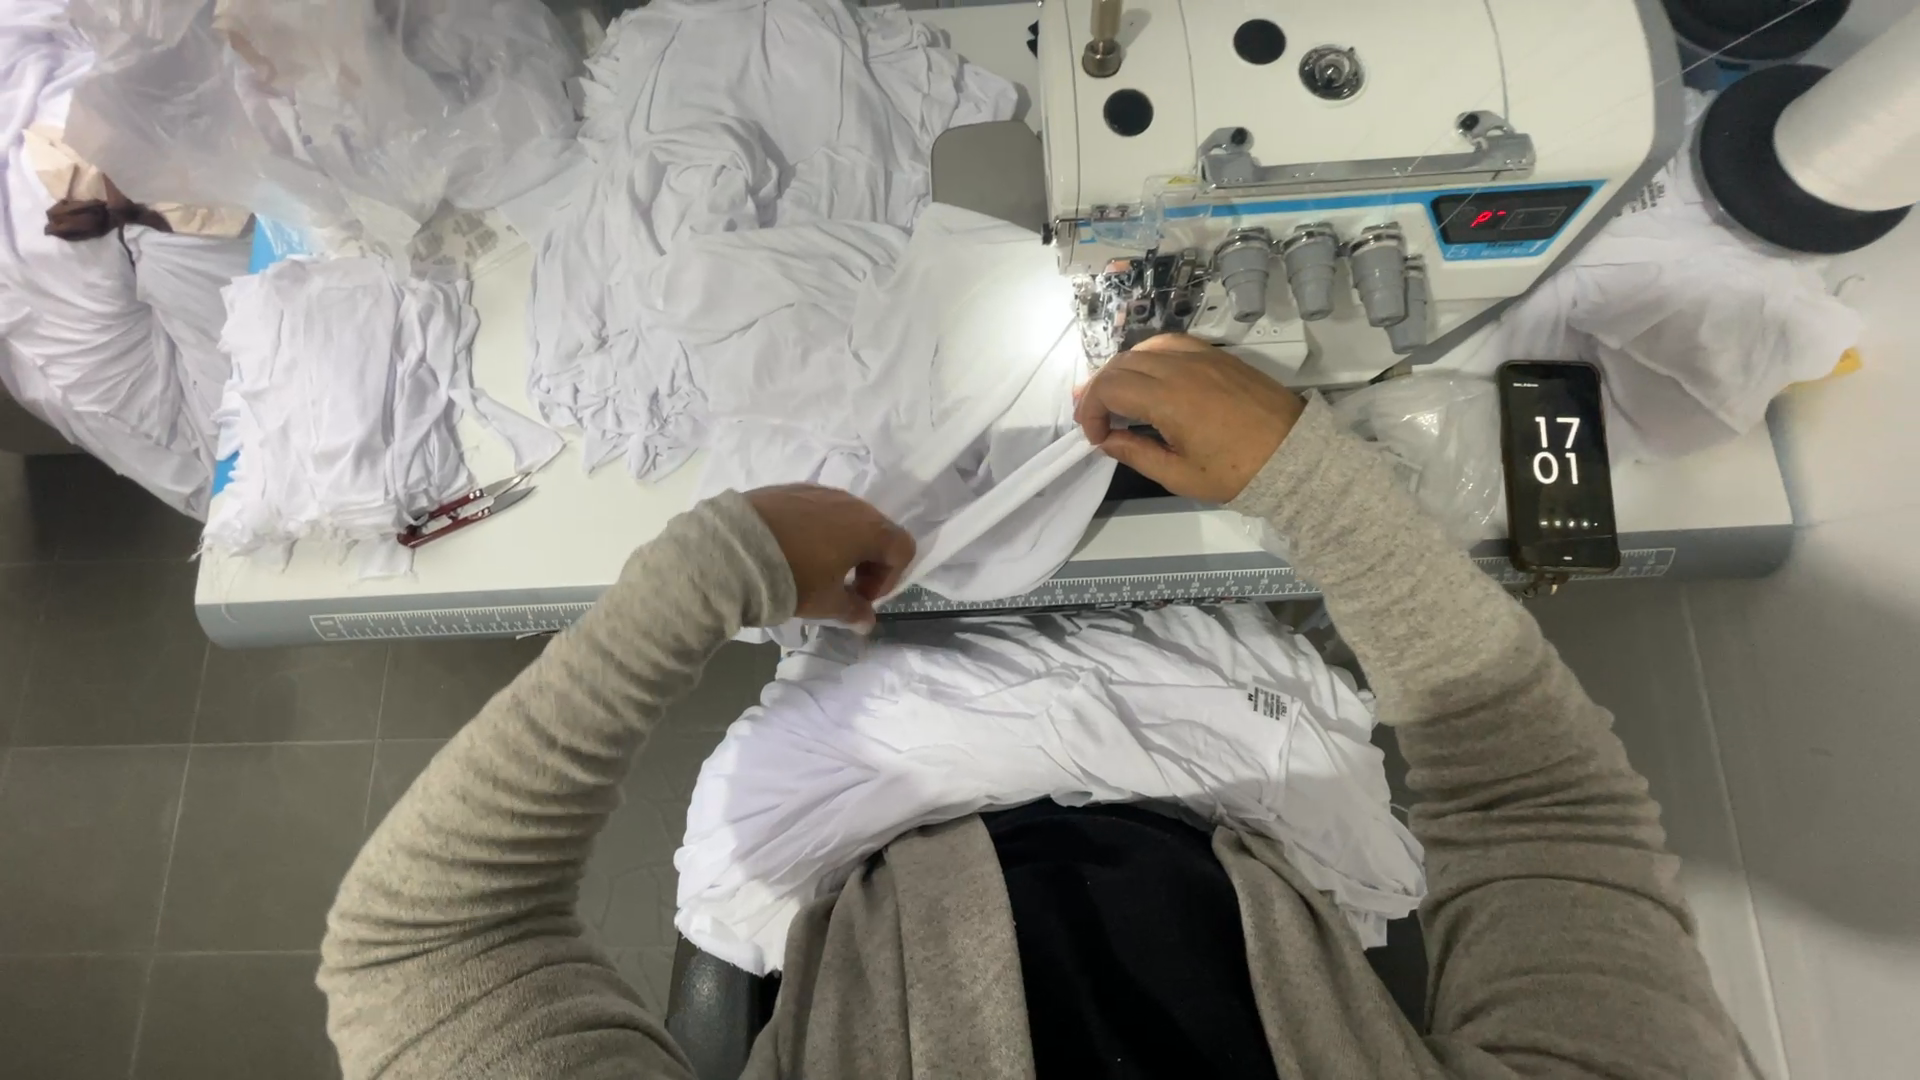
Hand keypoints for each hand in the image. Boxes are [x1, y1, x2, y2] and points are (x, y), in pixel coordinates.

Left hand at [745, 485, 915, 629]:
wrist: (733, 550)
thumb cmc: (793, 578)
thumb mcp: (826, 603)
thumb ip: (853, 611)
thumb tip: (866, 622)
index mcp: (869, 528)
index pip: (903, 548)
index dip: (890, 579)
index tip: (862, 598)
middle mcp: (851, 503)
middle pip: (877, 531)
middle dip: (867, 562)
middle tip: (842, 587)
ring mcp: (820, 492)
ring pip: (846, 519)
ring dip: (842, 545)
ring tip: (814, 569)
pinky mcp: (791, 489)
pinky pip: (818, 510)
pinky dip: (816, 530)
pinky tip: (791, 550)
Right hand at [1074, 334, 1305, 501]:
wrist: (1295, 455)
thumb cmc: (1237, 472)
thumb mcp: (1179, 475)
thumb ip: (1136, 453)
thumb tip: (1107, 441)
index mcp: (1170, 399)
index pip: (1110, 388)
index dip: (1091, 411)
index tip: (1096, 438)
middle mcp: (1181, 368)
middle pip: (1120, 364)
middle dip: (1098, 390)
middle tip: (1093, 419)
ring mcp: (1201, 357)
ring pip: (1143, 349)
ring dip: (1120, 371)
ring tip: (1112, 395)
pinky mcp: (1216, 356)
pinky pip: (1170, 344)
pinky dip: (1148, 357)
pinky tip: (1146, 377)